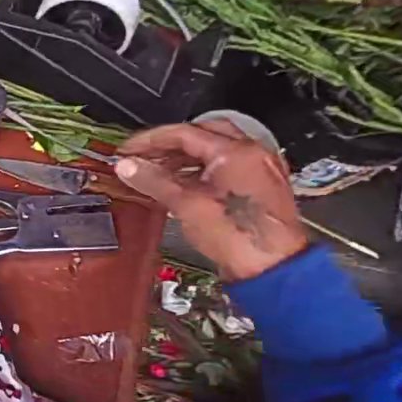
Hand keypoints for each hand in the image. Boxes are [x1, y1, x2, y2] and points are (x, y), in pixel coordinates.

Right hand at [115, 121, 308, 281]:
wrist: (272, 269)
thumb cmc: (240, 238)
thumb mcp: (186, 205)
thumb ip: (154, 180)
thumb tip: (129, 166)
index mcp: (236, 152)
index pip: (184, 133)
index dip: (151, 140)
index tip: (131, 150)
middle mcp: (253, 154)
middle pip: (203, 133)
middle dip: (170, 143)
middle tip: (146, 155)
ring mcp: (261, 170)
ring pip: (217, 149)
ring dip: (187, 157)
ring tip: (161, 171)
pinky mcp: (263, 188)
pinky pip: (230, 166)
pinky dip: (205, 169)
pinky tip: (188, 185)